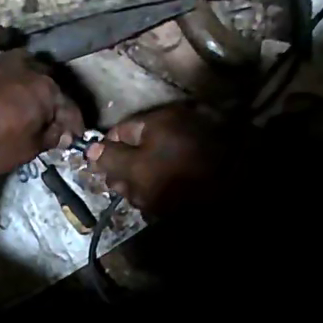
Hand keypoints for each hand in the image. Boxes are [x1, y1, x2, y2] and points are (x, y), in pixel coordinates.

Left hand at [0, 24, 83, 175]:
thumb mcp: (28, 151)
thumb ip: (49, 138)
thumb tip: (63, 133)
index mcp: (48, 93)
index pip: (69, 109)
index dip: (74, 125)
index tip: (73, 139)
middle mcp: (29, 70)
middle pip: (50, 81)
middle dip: (55, 100)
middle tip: (51, 120)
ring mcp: (1, 61)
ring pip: (25, 58)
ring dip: (32, 72)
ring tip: (31, 88)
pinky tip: (4, 37)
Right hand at [85, 102, 242, 216]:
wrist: (232, 193)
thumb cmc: (176, 178)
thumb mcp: (136, 168)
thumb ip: (111, 158)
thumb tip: (90, 148)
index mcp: (157, 120)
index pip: (119, 132)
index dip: (106, 153)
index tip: (103, 175)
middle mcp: (175, 125)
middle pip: (138, 146)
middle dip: (126, 171)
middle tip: (123, 192)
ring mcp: (192, 143)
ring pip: (155, 161)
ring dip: (144, 182)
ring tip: (143, 200)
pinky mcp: (205, 163)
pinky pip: (174, 170)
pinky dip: (165, 185)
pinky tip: (163, 202)